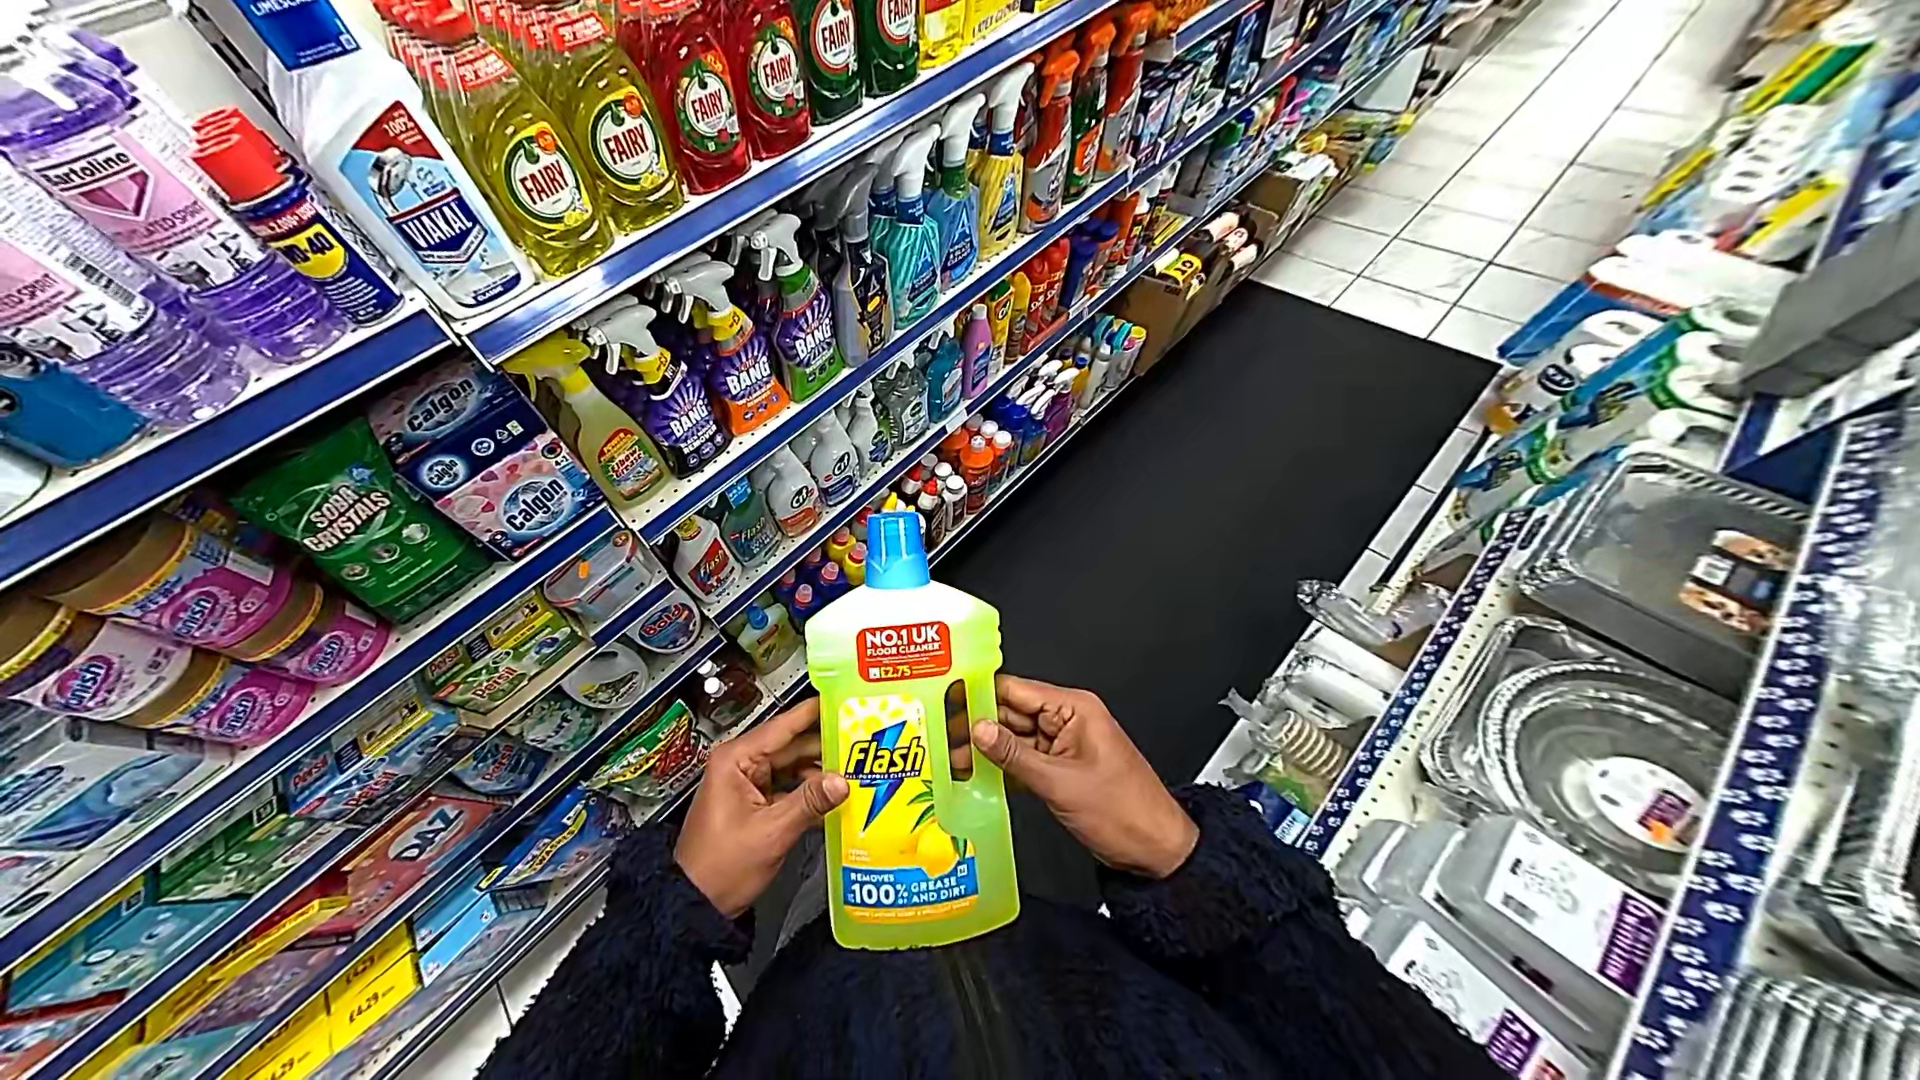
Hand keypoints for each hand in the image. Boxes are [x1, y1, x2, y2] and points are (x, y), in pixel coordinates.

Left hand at [675, 698, 848, 917]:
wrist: (696, 906)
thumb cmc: (718, 868)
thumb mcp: (771, 831)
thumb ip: (810, 801)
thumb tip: (841, 780)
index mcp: (736, 760)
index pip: (784, 725)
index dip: (815, 712)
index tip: (842, 699)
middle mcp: (742, 765)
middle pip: (793, 745)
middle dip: (825, 746)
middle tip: (860, 741)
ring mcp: (750, 783)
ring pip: (795, 767)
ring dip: (821, 771)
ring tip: (855, 768)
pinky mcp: (757, 802)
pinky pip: (790, 787)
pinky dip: (810, 791)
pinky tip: (835, 795)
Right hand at [970, 675, 1198, 879]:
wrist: (1155, 849)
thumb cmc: (1125, 811)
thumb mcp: (1059, 782)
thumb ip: (1014, 754)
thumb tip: (979, 730)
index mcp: (1074, 708)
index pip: (1016, 690)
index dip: (981, 695)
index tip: (950, 702)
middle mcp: (1068, 719)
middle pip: (1012, 712)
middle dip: (980, 726)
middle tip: (945, 738)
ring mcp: (1064, 743)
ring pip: (1016, 737)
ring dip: (990, 749)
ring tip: (955, 759)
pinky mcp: (1061, 766)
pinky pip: (1026, 757)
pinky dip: (1006, 766)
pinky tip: (981, 774)